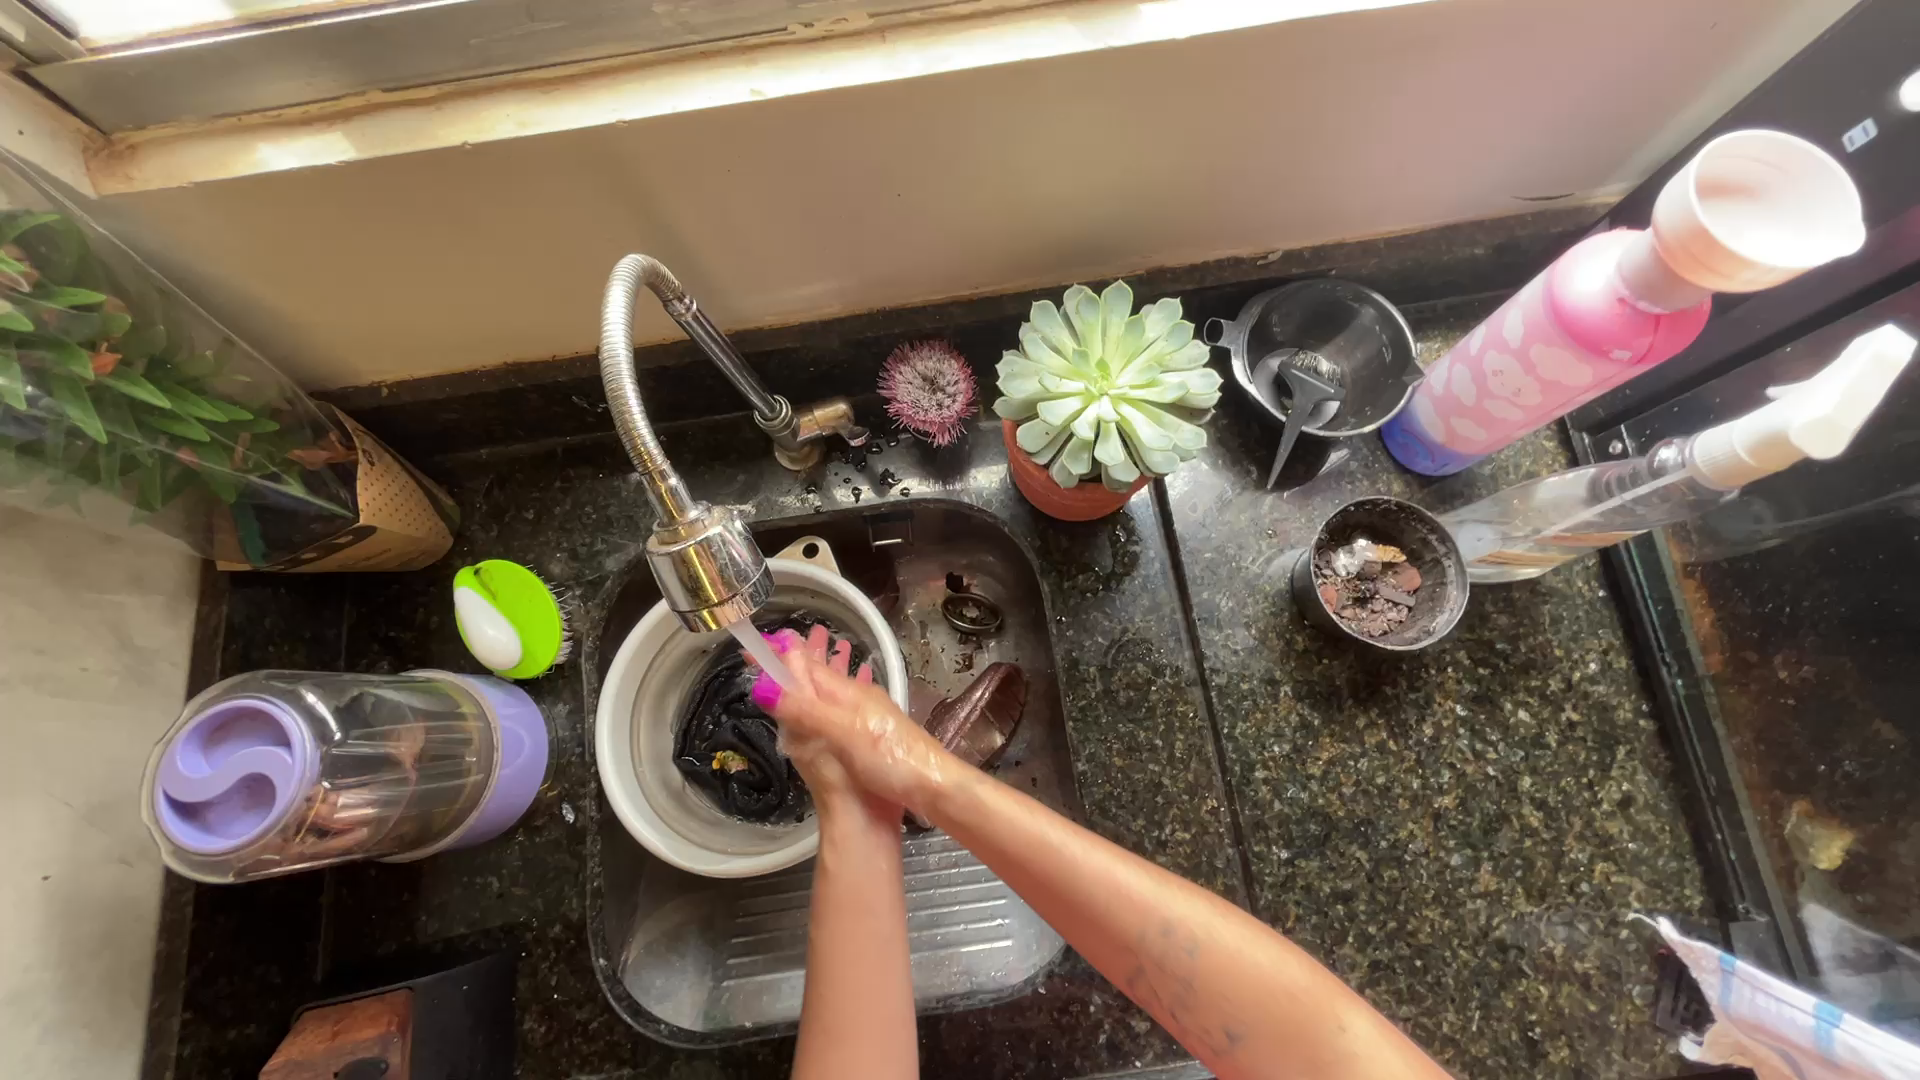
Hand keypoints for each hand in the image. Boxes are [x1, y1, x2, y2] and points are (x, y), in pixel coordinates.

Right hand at [749, 627, 955, 813]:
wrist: (935, 785)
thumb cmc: (893, 759)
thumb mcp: (845, 734)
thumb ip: (807, 711)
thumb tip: (763, 686)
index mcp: (849, 695)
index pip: (807, 667)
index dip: (782, 657)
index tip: (756, 645)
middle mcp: (859, 699)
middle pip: (822, 675)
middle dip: (801, 659)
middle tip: (780, 643)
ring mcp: (870, 716)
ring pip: (837, 689)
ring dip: (821, 673)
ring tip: (811, 653)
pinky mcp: (877, 735)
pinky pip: (849, 706)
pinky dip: (839, 695)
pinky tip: (849, 690)